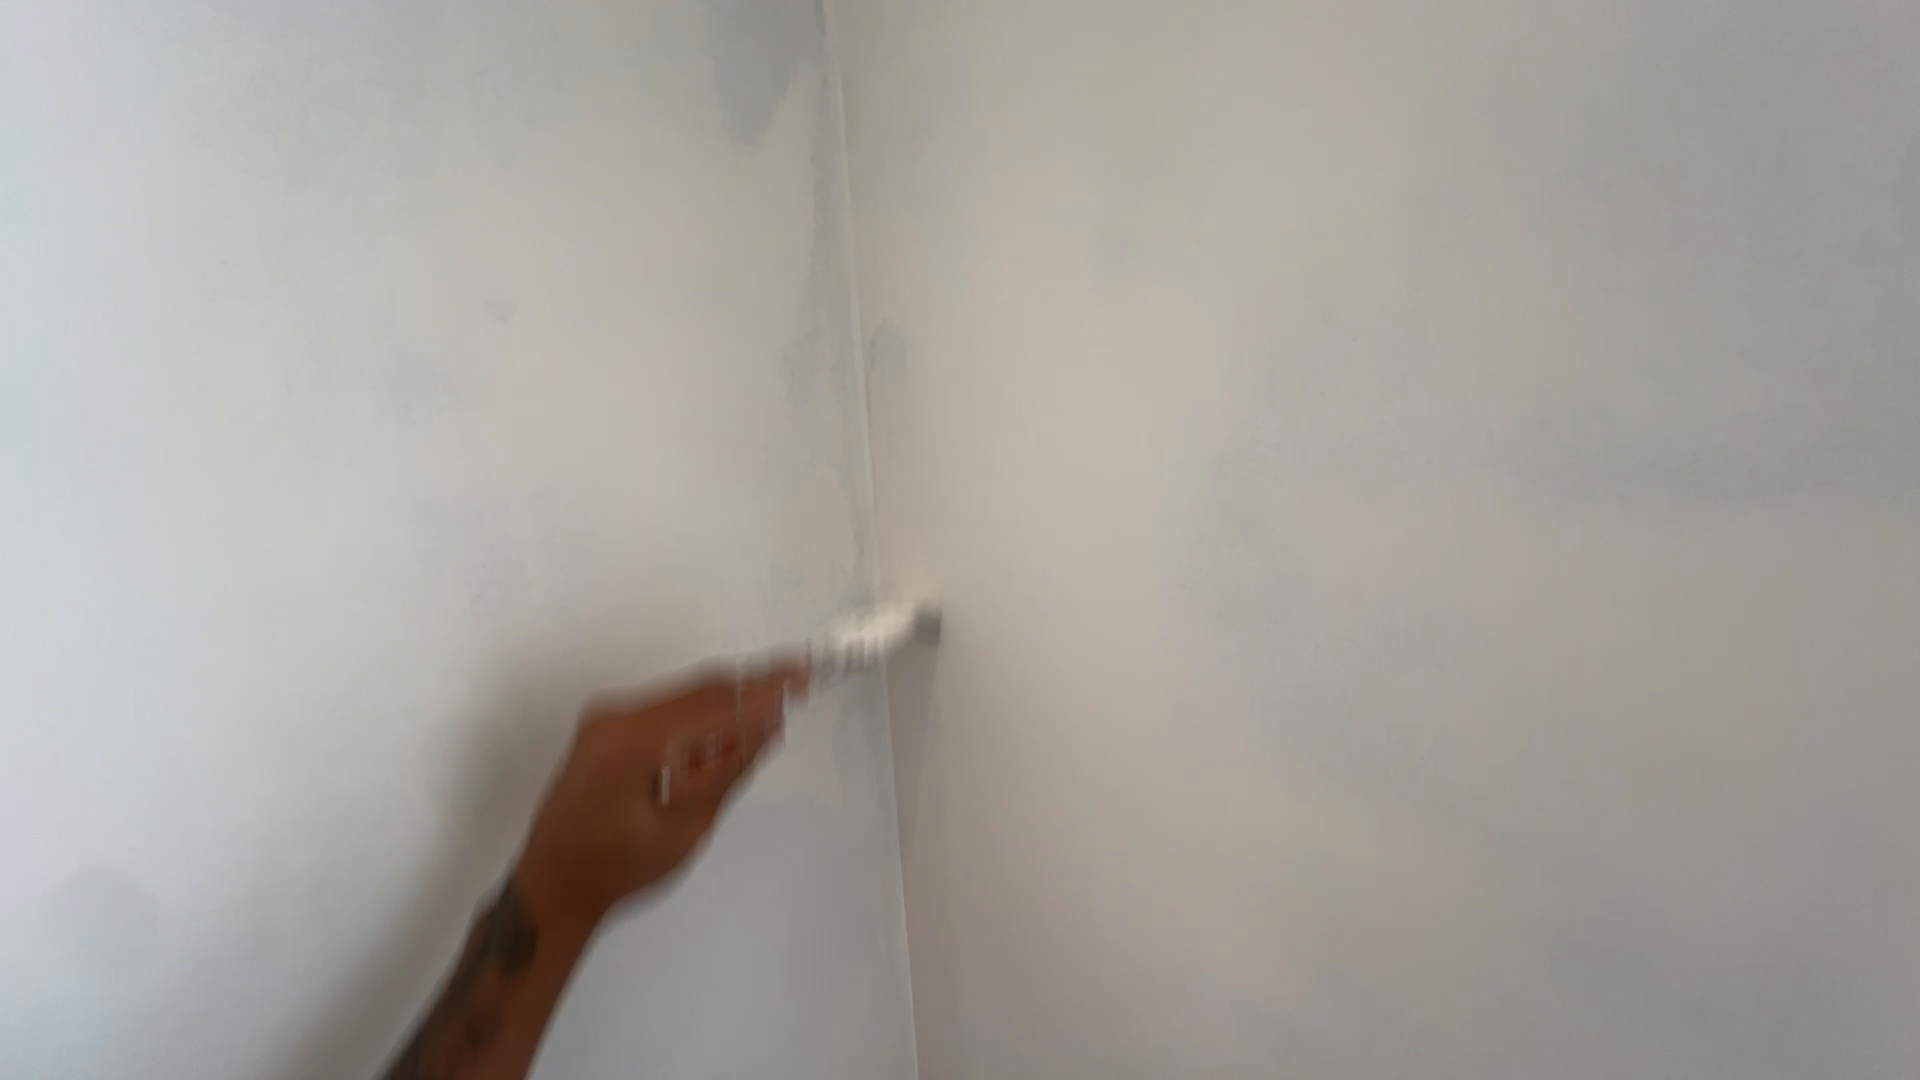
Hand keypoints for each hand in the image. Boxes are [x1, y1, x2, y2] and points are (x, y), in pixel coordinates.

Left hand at [509, 661, 807, 935]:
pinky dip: (706, 713)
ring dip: (731, 700)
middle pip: (701, 688)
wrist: (551, 887)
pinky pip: (671, 707)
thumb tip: (771, 721)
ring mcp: (609, 717)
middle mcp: (616, 716)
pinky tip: (731, 727)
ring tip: (773, 710)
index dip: (763, 687)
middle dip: (752, 686)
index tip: (803, 676)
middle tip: (800, 684)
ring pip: (688, 694)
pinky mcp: (610, 725)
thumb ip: (730, 768)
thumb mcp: (689, 825)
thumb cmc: (620, 869)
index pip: (713, 701)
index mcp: (631, 741)